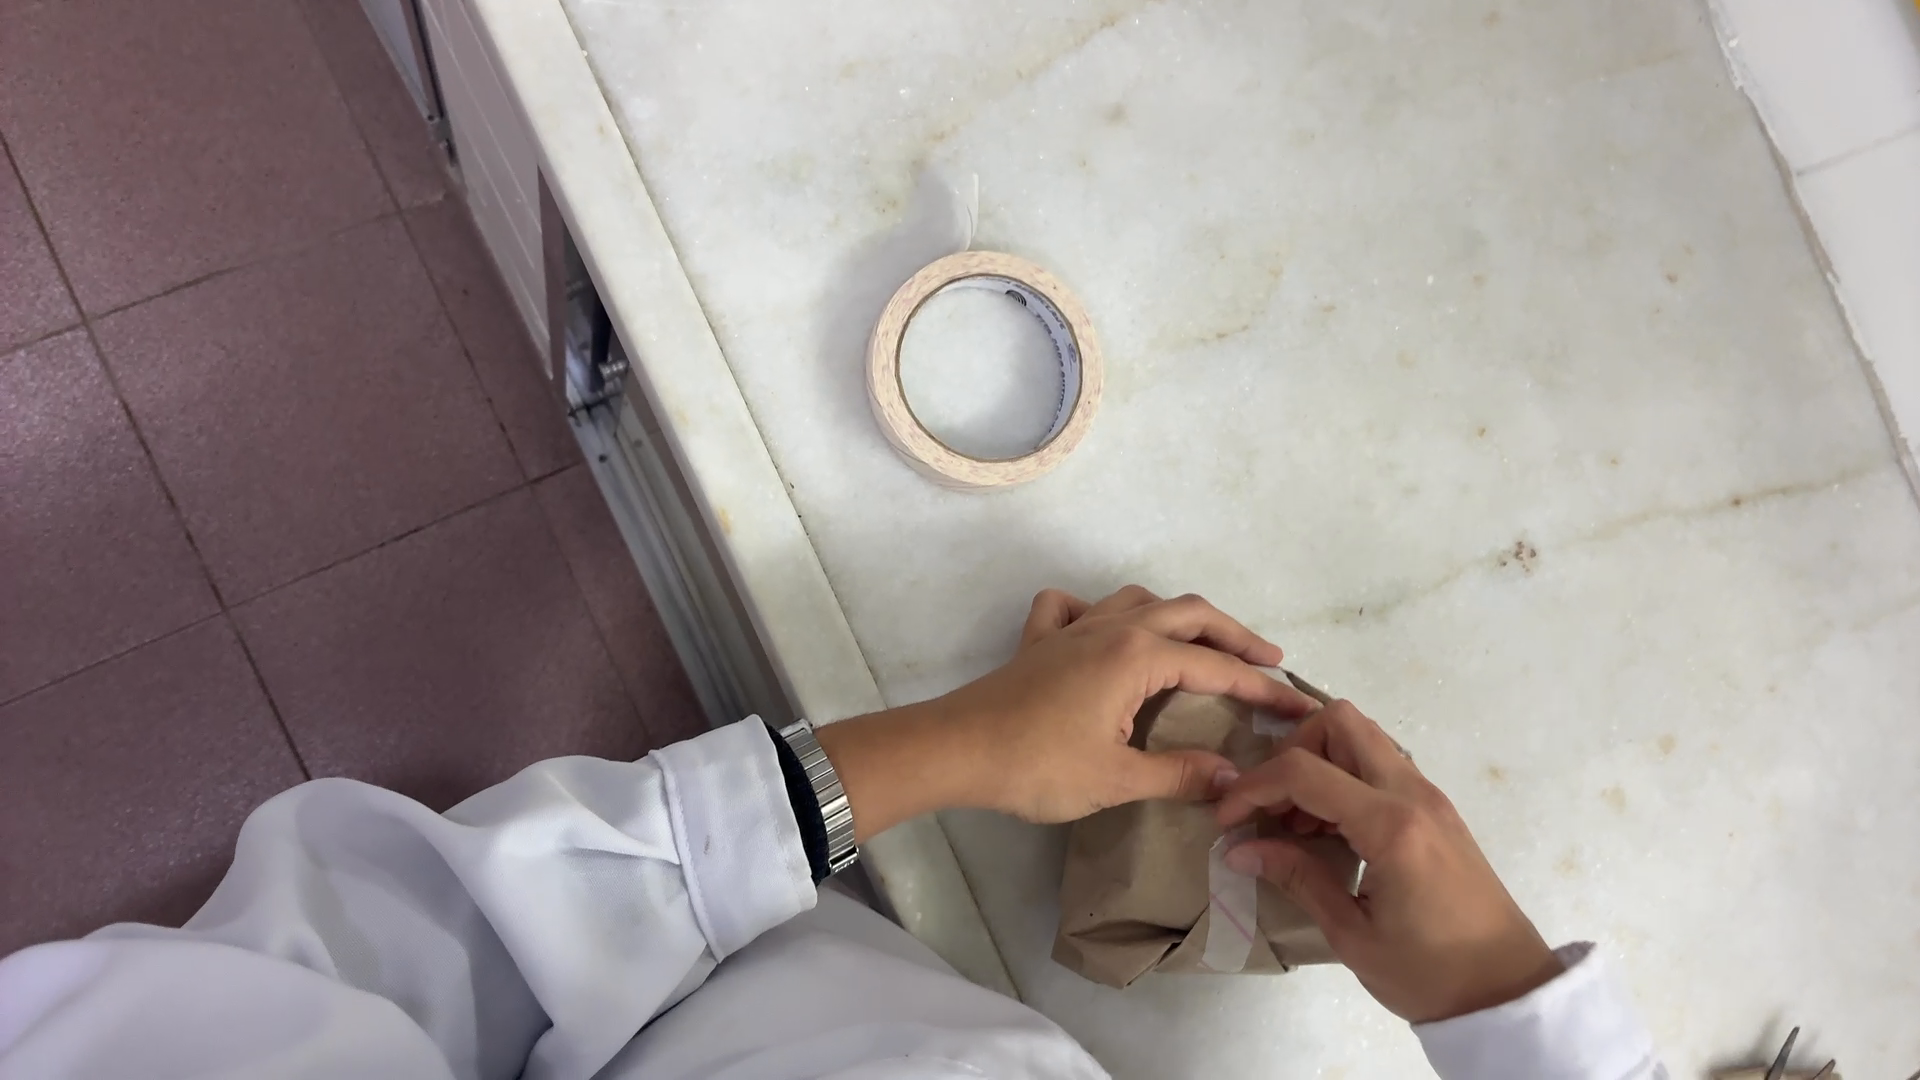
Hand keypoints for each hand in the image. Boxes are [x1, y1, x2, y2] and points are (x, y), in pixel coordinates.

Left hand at [816, 586, 1319, 837]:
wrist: (959, 749)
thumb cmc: (1038, 766)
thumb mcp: (1116, 779)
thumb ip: (1180, 774)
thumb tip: (1233, 776)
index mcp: (1136, 656)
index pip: (1214, 666)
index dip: (1260, 687)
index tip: (1296, 706)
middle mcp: (1109, 627)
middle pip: (1186, 613)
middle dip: (1232, 634)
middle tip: (1267, 660)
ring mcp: (1071, 627)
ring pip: (1135, 601)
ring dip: (1174, 616)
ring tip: (1198, 644)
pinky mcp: (1040, 639)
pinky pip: (1070, 606)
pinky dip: (1091, 609)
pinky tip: (1098, 630)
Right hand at [1216, 701, 1562, 1022]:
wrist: (1513, 1000)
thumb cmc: (1431, 975)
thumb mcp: (1351, 934)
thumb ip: (1295, 876)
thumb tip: (1237, 848)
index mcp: (1391, 826)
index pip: (1303, 770)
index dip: (1253, 786)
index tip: (1228, 818)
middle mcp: (1412, 794)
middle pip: (1339, 721)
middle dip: (1292, 748)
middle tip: (1275, 798)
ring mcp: (1429, 796)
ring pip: (1360, 734)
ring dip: (1318, 759)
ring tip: (1299, 820)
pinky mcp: (1434, 808)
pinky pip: (1377, 762)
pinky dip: (1342, 775)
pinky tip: (1330, 828)